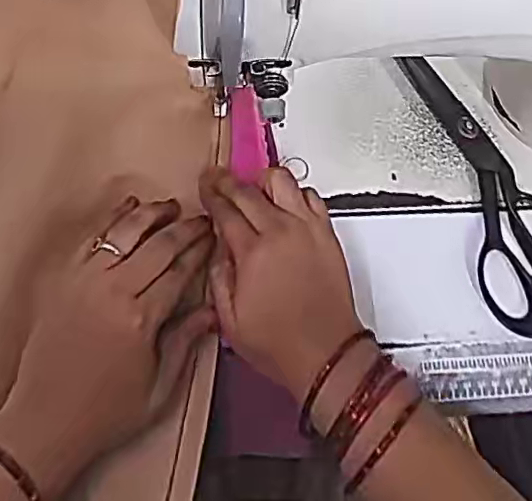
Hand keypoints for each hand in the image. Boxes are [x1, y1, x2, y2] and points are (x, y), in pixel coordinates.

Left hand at [0, 198, 216, 496]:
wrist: (44, 421)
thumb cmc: (106, 412)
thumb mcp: (158, 392)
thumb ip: (186, 345)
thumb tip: (213, 309)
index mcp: (140, 319)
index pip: (179, 271)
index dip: (199, 250)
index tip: (213, 237)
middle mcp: (114, 290)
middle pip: (159, 245)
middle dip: (185, 227)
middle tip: (201, 219)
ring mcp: (85, 278)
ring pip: (126, 229)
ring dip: (152, 213)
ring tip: (170, 207)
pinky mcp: (64, 274)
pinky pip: (93, 234)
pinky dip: (114, 216)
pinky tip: (130, 206)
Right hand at [199, 167, 362, 395]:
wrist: (326, 353)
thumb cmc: (277, 343)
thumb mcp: (230, 321)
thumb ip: (217, 277)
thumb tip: (217, 245)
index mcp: (252, 253)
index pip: (226, 210)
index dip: (212, 194)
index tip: (205, 185)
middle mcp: (280, 231)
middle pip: (248, 190)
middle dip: (227, 181)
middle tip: (217, 177)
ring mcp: (306, 227)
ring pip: (282, 181)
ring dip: (263, 180)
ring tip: (255, 188)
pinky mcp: (326, 231)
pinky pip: (310, 195)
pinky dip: (295, 193)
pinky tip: (286, 203)